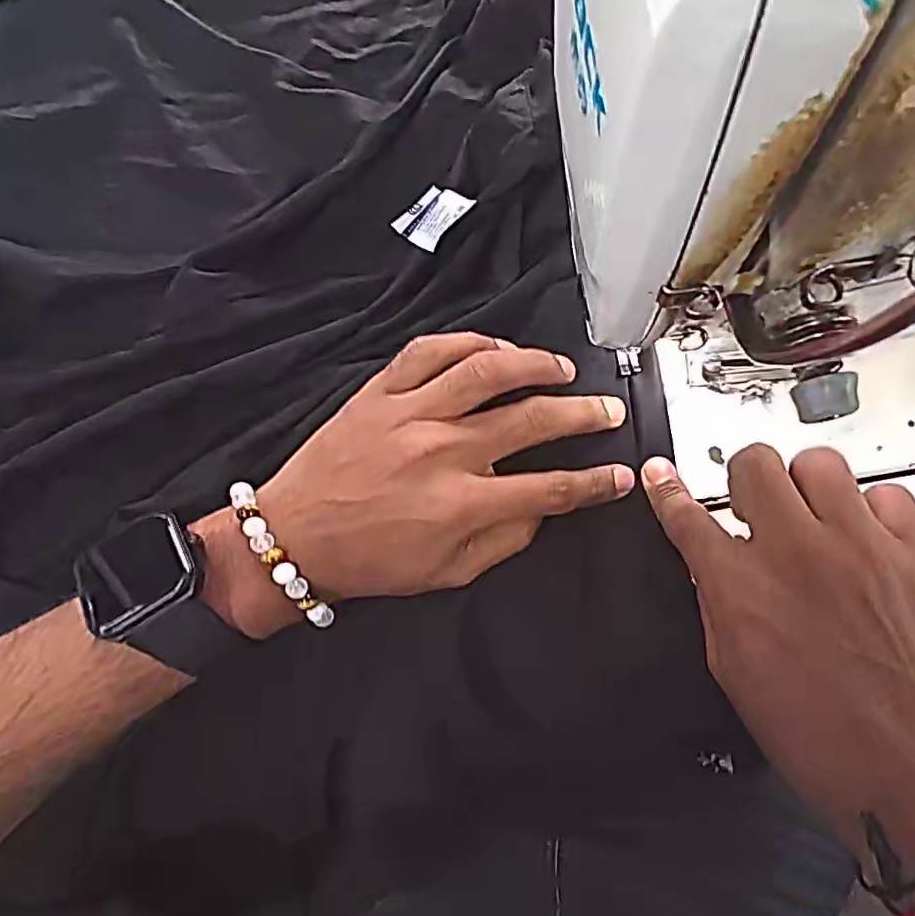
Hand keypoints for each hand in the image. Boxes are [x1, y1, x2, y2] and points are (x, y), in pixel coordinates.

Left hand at [194, 333, 633, 637]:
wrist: (296, 538)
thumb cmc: (369, 560)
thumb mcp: (448, 572)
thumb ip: (504, 541)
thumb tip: (540, 511)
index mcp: (461, 504)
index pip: (550, 487)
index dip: (595, 483)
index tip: (619, 477)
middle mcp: (442, 452)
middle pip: (532, 419)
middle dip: (584, 415)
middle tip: (608, 411)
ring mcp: (409, 415)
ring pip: (486, 372)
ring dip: (534, 364)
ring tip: (562, 369)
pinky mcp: (380, 395)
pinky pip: (429, 352)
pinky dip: (468, 343)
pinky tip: (493, 349)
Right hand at [641, 445, 914, 875]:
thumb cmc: (825, 739)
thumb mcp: (736, 675)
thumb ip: (716, 607)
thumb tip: (707, 567)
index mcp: (743, 591)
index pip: (687, 516)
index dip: (668, 490)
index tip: (663, 476)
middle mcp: (798, 557)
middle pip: (756, 464)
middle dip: (745, 479)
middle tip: (755, 504)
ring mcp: (862, 548)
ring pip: (820, 462)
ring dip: (805, 487)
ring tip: (813, 518)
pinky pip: (888, 494)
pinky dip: (870, 511)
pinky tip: (865, 541)